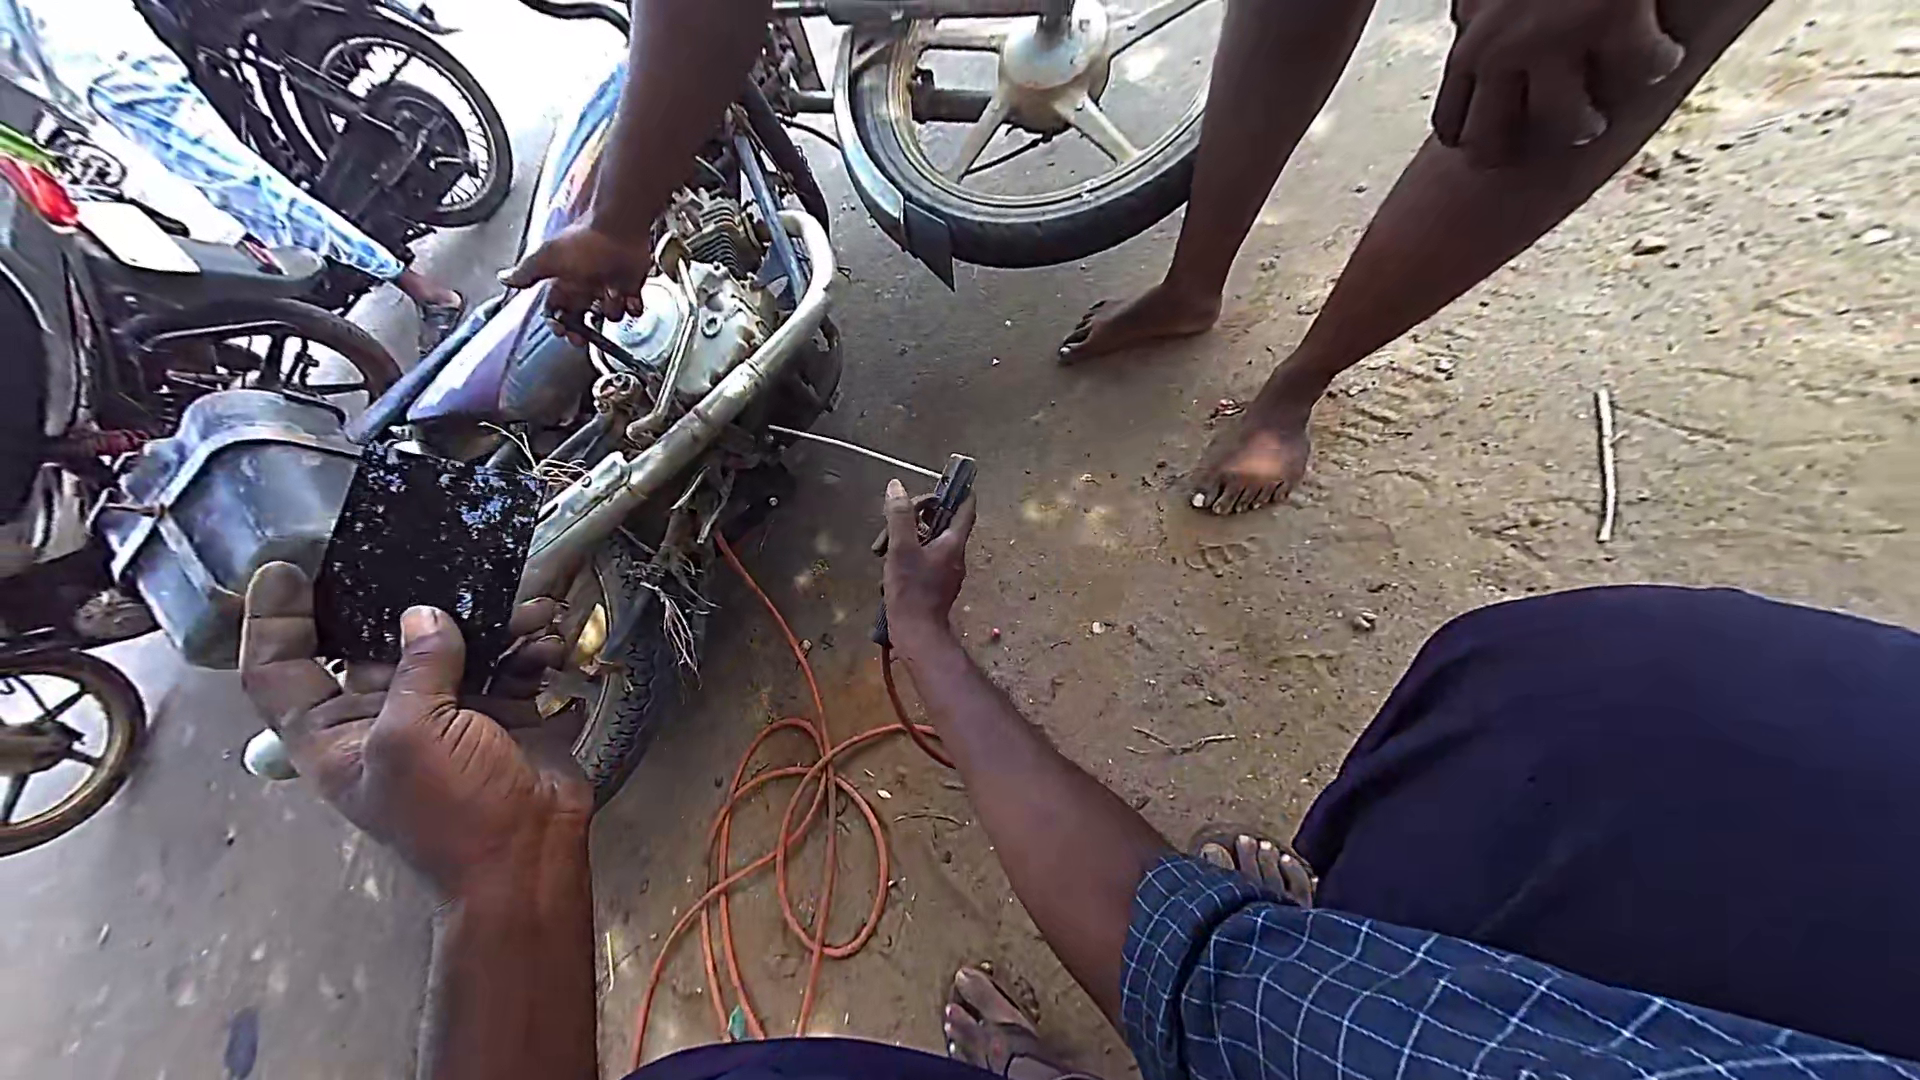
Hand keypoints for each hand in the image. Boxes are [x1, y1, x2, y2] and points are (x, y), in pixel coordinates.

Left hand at [240, 563, 590, 896]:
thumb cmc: (450, 808)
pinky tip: (550, 646)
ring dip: (502, 626)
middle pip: (392, 644)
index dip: (278, 621)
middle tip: (454, 571)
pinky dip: (534, 650)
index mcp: (340, 732)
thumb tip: (423, 614)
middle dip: (426, 608)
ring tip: (535, 614)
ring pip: (467, 648)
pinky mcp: (509, 711)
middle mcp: (394, 715)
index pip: (286, 669)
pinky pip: (515, 665)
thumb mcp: (414, 737)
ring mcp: (456, 712)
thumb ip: (416, 671)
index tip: (286, 571)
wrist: (527, 848)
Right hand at [499, 220, 652, 343]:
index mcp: (565, 283)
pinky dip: (633, 306)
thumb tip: (504, 279)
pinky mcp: (630, 288)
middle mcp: (587, 288)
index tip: (561, 331)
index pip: (557, 310)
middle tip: (583, 338)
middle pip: (583, 320)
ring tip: (611, 291)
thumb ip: (528, 271)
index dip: (558, 323)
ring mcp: (609, 289)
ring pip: (611, 315)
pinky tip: (630, 296)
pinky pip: (633, 309)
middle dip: (582, 332)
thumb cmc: (584, 243)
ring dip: (612, 308)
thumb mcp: (550, 258)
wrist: (619, 231)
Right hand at [881, 478, 975, 655]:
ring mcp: (946, 571)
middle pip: (938, 523)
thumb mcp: (901, 549)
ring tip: (882, 553)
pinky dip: (906, 557)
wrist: (916, 633)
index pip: (965, 508)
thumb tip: (896, 486)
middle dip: (912, 519)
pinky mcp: (935, 584)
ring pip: (927, 542)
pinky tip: (888, 570)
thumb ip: (899, 516)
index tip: (949, 481)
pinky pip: (922, 559)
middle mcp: (954, 554)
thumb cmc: (911, 591)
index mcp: (953, 542)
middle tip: (889, 529)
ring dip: (904, 540)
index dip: (959, 492)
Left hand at [1433, 0, 1684, 166]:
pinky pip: (1635, 69)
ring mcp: (1553, 38)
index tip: (1492, 141)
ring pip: (1561, 121)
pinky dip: (1654, 67)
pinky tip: (1663, 58)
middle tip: (1538, 148)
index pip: (1452, 126)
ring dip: (1583, 126)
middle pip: (1490, 142)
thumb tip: (1464, 19)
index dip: (1470, 142)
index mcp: (1466, 50)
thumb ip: (1476, 8)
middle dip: (1512, 154)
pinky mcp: (1614, 14)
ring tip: (1596, 121)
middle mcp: (1498, 55)